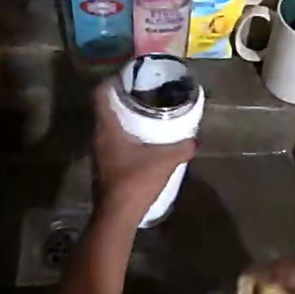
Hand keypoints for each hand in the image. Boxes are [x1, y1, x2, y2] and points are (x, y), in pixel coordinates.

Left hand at [92, 87, 195, 220]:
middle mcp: (98, 138)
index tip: (127, 77)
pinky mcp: (103, 168)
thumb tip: (196, 140)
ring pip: (109, 129)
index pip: (101, 94)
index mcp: (108, 128)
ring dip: (123, 121)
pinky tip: (141, 144)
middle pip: (105, 110)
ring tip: (144, 117)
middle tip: (143, 95)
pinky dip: (124, 139)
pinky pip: (112, 145)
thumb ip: (182, 147)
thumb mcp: (166, 161)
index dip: (111, 81)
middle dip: (122, 101)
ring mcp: (98, 154)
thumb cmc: (136, 181)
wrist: (117, 215)